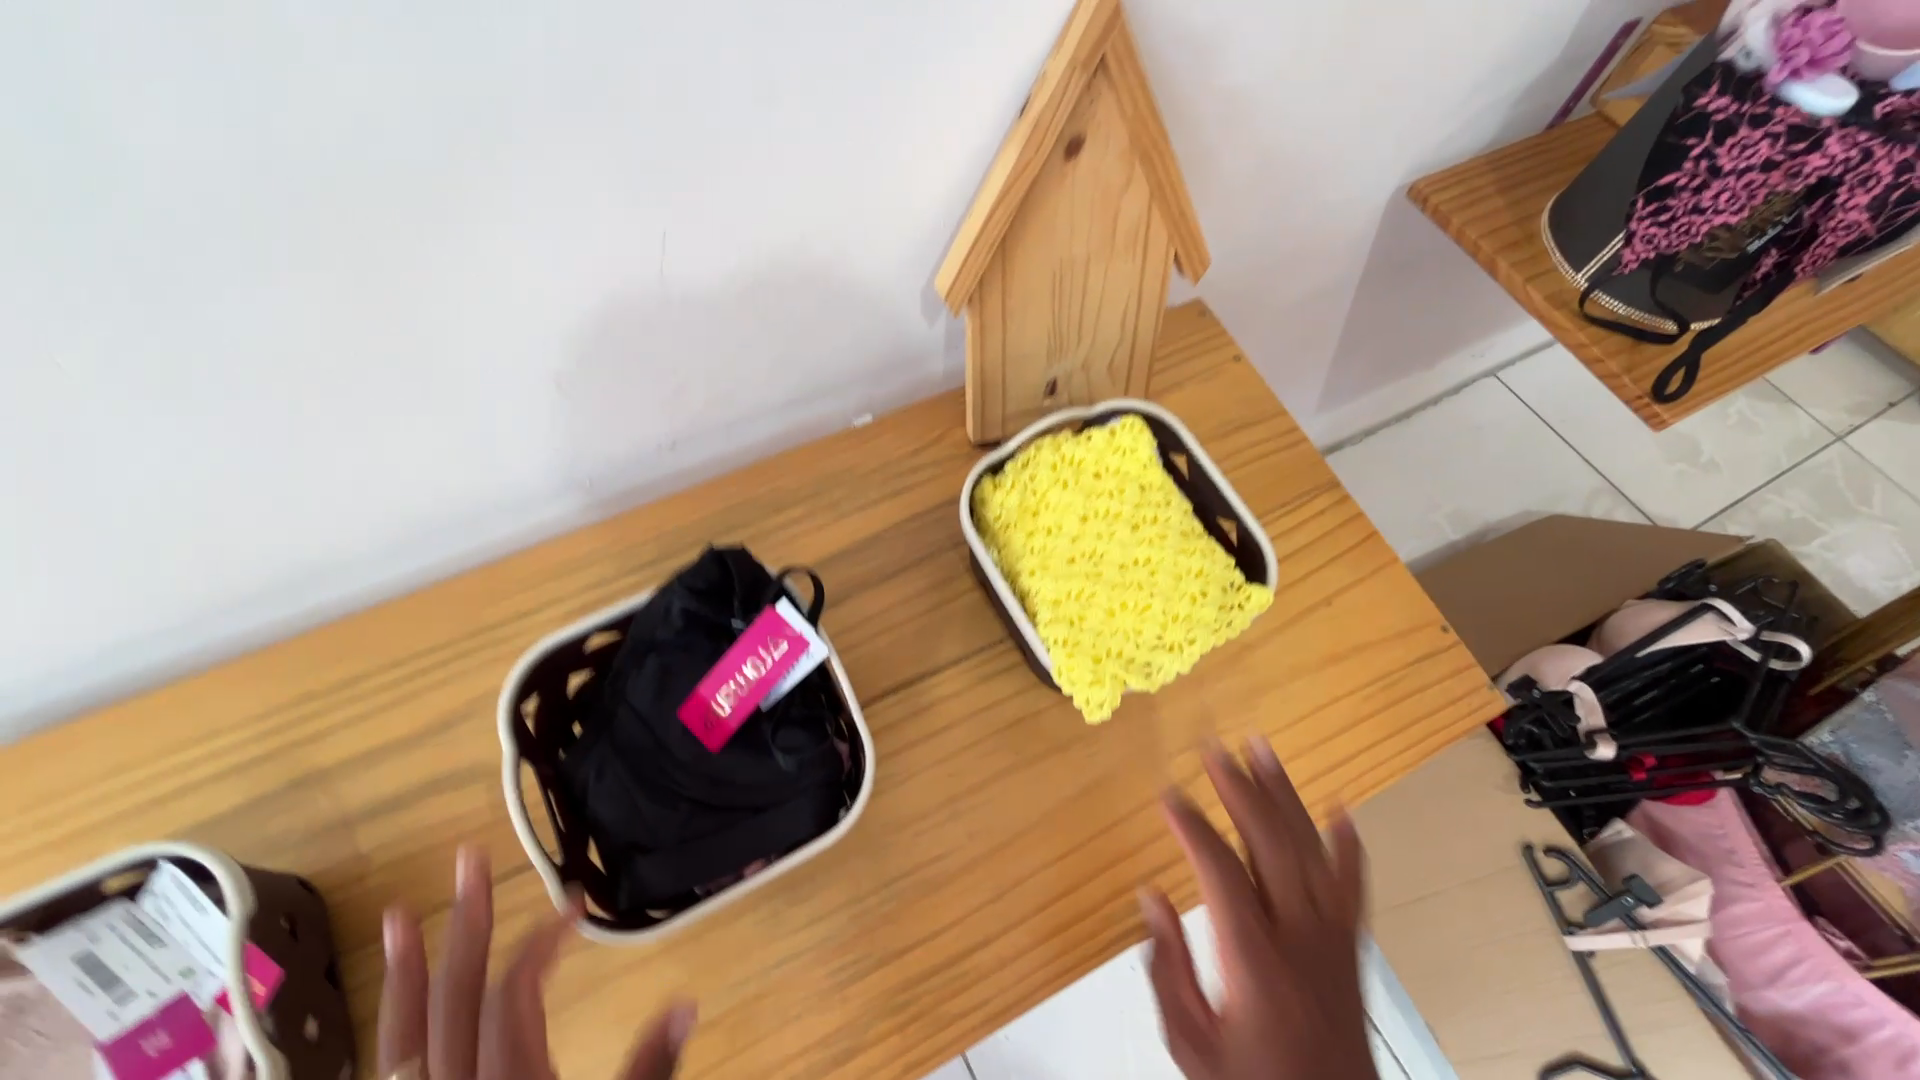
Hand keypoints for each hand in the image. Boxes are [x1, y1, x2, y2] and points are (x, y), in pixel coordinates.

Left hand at [378, 846, 697, 1079]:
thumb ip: (648, 1069)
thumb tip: (685, 1001)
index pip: (515, 994)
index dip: (541, 942)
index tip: (573, 906)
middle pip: (454, 999)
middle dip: (465, 925)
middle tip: (467, 859)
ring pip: (401, 1038)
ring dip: (405, 973)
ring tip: (403, 914)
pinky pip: (388, 1075)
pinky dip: (388, 1029)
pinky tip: (391, 1006)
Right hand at [1140, 739, 1375, 1079]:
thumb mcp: (1190, 1043)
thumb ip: (1168, 970)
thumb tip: (1153, 900)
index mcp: (1253, 960)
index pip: (1219, 872)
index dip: (1193, 827)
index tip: (1169, 795)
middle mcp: (1299, 937)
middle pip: (1270, 845)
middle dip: (1240, 790)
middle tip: (1214, 750)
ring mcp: (1332, 939)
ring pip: (1311, 851)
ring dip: (1285, 796)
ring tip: (1262, 750)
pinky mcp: (1351, 949)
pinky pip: (1352, 886)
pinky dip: (1348, 845)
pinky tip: (1340, 810)